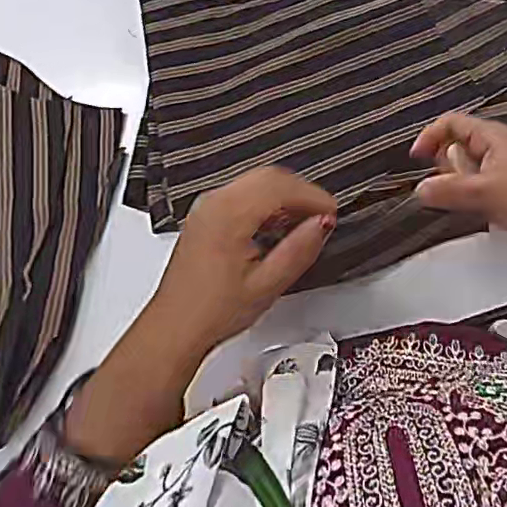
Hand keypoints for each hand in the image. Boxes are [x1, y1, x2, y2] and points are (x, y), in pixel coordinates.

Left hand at [64, 168, 334, 462]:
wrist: (175, 329)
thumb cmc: (210, 313)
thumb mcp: (267, 285)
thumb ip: (299, 249)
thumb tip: (323, 224)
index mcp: (228, 215)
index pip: (281, 186)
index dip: (313, 197)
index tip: (331, 213)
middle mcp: (214, 203)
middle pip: (270, 177)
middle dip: (302, 193)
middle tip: (323, 216)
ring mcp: (208, 207)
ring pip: (258, 182)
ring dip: (286, 197)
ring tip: (305, 224)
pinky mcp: (207, 215)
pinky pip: (244, 193)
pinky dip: (268, 203)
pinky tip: (280, 226)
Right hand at [410, 114, 506, 354]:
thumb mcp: (481, 191)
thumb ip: (446, 189)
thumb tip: (421, 189)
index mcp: (492, 135)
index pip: (450, 122)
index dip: (430, 136)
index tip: (417, 157)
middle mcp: (498, 146)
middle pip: (456, 145)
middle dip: (446, 165)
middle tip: (451, 183)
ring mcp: (502, 166)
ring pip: (466, 168)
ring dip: (459, 183)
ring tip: (473, 199)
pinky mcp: (506, 186)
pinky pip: (477, 185)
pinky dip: (471, 195)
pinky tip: (480, 209)